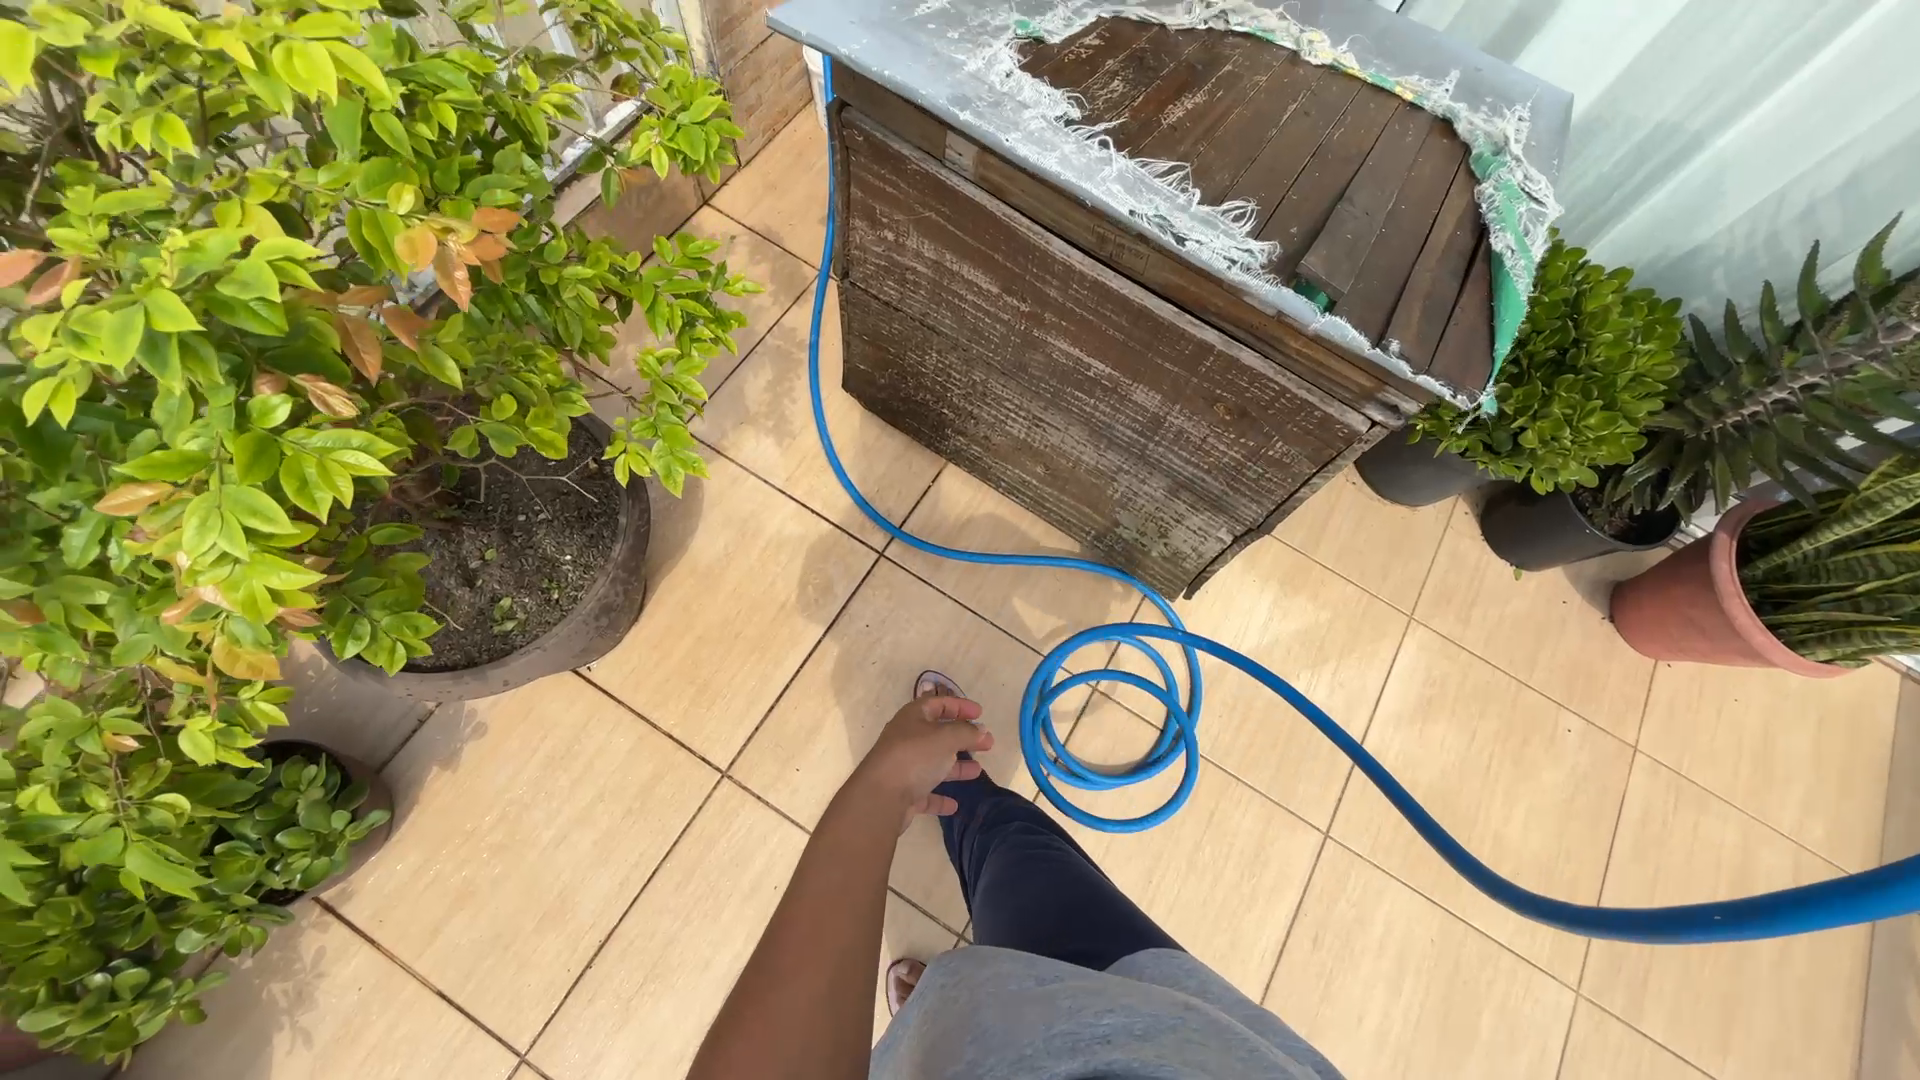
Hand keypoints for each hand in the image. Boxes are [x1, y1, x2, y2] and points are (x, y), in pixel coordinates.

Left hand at [851, 695, 993, 831]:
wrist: (880, 797)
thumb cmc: (915, 757)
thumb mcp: (946, 737)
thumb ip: (966, 732)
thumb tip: (981, 730)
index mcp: (913, 717)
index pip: (938, 703)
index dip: (959, 706)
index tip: (980, 713)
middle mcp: (906, 739)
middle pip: (938, 734)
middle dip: (963, 738)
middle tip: (986, 743)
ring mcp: (903, 767)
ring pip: (933, 764)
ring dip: (956, 767)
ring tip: (978, 770)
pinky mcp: (903, 793)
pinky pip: (925, 793)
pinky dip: (940, 797)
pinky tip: (954, 805)